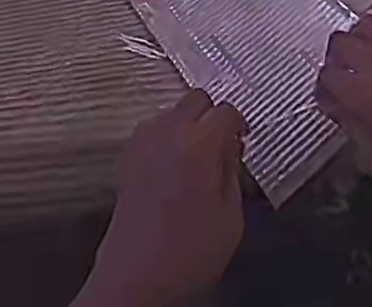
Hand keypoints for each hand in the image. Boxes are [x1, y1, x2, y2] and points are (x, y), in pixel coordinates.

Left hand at [75, 91, 244, 306]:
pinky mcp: (129, 148)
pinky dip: (168, 136)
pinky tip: (174, 168)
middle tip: (222, 144)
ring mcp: (144, 136)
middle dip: (212, 116)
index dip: (238, 124)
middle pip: (197, 98)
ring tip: (197, 162)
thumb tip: (231, 146)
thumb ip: (232, 170)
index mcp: (198, 145)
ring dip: (189, 124)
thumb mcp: (231, 217)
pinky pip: (155, 127)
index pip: (225, 110)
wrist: (138, 272)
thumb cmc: (188, 253)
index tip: (242, 138)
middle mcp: (168, 130)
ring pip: (174, 110)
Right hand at [315, 16, 371, 299]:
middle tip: (343, 79)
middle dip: (335, 59)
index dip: (323, 89)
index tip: (329, 103)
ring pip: (369, 25)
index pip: (326, 76)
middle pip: (341, 42)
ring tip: (364, 58)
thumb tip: (337, 104)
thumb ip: (351, 125)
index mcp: (362, 96)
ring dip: (359, 38)